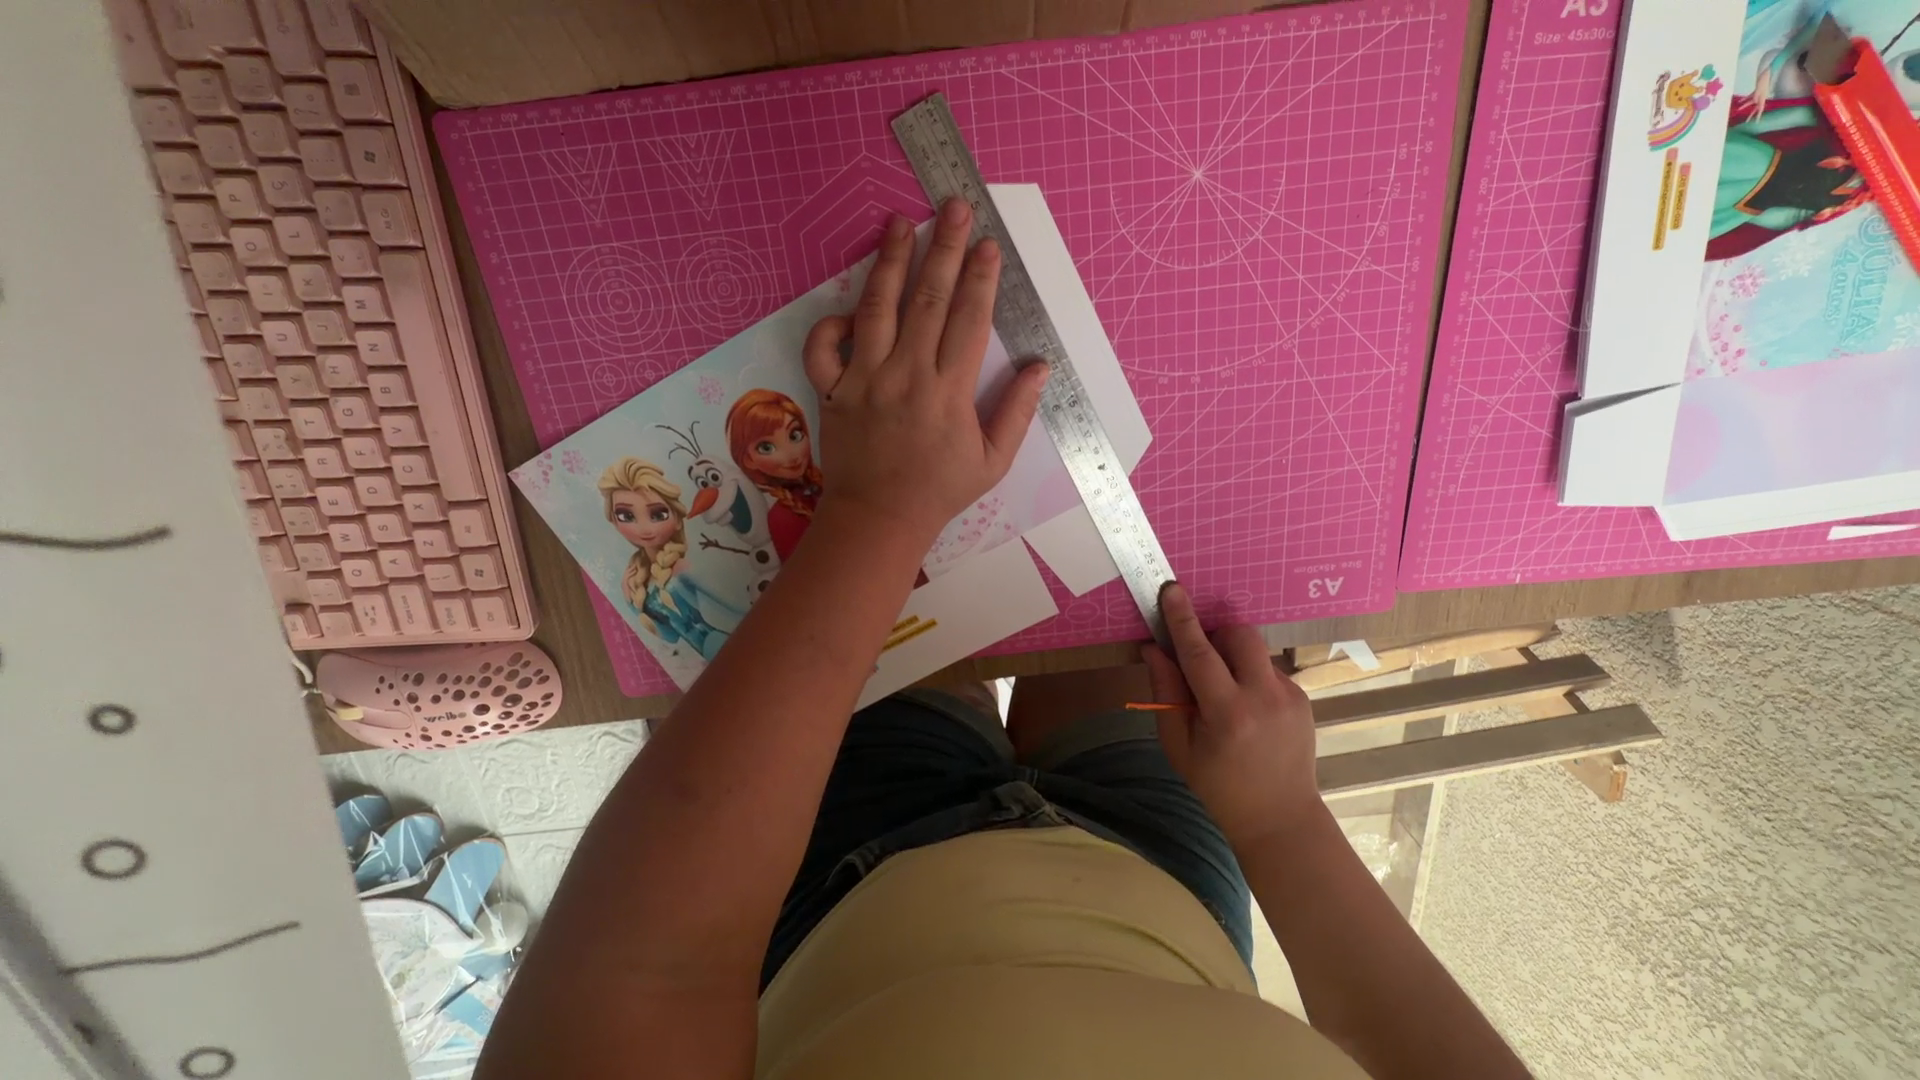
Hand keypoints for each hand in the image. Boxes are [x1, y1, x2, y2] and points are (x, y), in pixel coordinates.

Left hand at [802, 198, 1049, 542]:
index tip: (988, 243)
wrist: (879, 519)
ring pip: (876, 308)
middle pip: (927, 300)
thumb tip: (1041, 368)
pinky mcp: (833, 390)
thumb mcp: (993, 461)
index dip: (981, 278)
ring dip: (889, 261)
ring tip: (900, 223)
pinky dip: (831, 323)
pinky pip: (823, 348)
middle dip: (944, 249)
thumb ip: (1017, 412)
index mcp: (949, 391)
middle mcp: (907, 375)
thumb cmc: (939, 490)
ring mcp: (865, 379)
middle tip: (953, 207)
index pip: (969, 320)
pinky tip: (849, 305)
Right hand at [1141, 583, 1323, 847]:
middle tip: (1199, 657)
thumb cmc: (1217, 786)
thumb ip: (1165, 692)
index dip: (1182, 618)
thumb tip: (1153, 649)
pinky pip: (1268, 669)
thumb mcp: (1178, 744)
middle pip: (1239, 635)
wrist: (1279, 818)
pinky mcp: (1303, 698)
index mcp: (1228, 714)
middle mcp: (1264, 697)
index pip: (1199, 652)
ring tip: (1223, 694)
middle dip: (1215, 633)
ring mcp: (1290, 696)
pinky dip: (1249, 676)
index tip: (1171, 589)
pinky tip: (1246, 711)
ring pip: (1255, 650)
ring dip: (1232, 658)